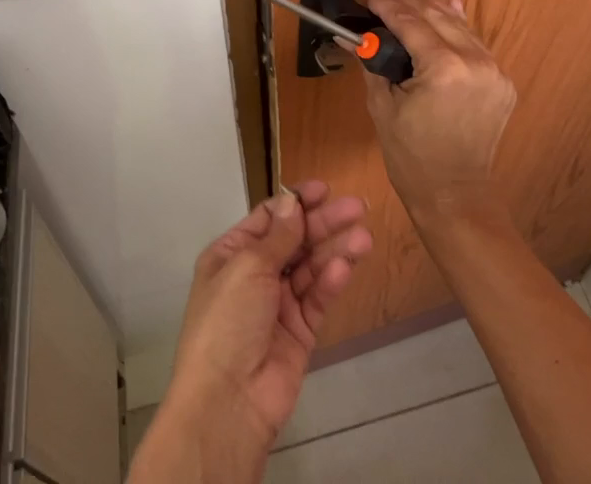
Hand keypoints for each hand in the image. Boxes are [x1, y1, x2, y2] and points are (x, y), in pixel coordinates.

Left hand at [135, 182, 370, 481]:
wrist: (228, 400)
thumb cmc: (227, 323)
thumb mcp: (246, 268)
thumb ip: (277, 236)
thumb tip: (292, 202)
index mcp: (230, 256)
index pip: (268, 219)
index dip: (296, 203)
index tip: (326, 189)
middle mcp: (254, 276)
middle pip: (295, 240)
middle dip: (324, 223)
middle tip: (359, 207)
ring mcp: (279, 304)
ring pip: (312, 267)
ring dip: (335, 250)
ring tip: (364, 238)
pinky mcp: (301, 330)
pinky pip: (318, 297)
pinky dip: (331, 281)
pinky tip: (345, 268)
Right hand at [362, 0, 516, 219]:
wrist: (454, 193)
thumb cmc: (411, 156)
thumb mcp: (383, 107)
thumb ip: (372, 64)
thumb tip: (352, 37)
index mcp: (445, 69)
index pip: (412, 23)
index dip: (389, 9)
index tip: (371, 1)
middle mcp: (475, 62)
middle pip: (439, 17)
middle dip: (410, 7)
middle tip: (386, 5)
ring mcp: (495, 72)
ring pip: (462, 27)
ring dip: (435, 15)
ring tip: (410, 10)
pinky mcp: (503, 83)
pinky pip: (478, 47)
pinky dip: (458, 33)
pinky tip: (447, 16)